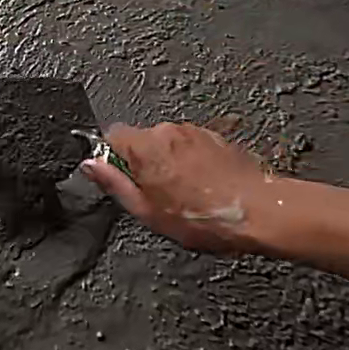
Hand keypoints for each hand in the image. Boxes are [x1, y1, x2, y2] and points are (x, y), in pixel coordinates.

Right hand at [80, 121, 283, 254]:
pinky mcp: (213, 136)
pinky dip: (191, 160)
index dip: (112, 157)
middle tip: (158, 194)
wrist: (258, 211)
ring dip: (169, 161)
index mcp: (144, 147)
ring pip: (166, 142)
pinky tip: (204, 186)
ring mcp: (192, 131)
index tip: (123, 178)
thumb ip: (113, 183)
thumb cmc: (205, 218)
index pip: (111, 135)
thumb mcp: (147, 211)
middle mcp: (166, 131)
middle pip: (140, 140)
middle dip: (144, 162)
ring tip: (187, 193)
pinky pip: (190, 144)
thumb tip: (90, 166)